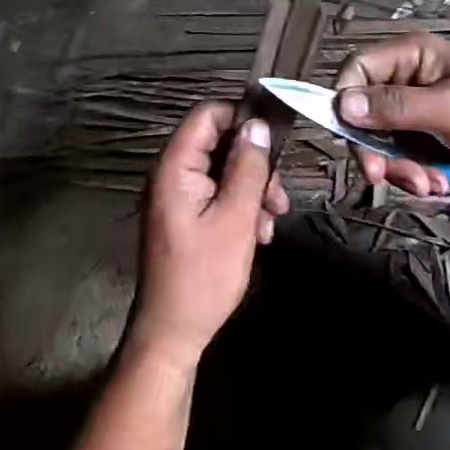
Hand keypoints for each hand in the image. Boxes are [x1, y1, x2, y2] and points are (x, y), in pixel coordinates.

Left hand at [124, 102, 289, 368]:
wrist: (172, 334)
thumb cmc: (204, 276)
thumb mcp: (236, 217)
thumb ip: (248, 166)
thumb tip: (258, 125)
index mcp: (175, 167)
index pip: (208, 115)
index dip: (242, 117)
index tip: (275, 138)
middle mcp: (171, 175)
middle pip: (219, 144)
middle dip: (254, 164)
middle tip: (278, 195)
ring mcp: (176, 197)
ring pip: (223, 171)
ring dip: (252, 189)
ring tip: (272, 221)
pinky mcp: (184, 216)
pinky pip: (216, 194)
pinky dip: (240, 207)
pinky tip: (258, 233)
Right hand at [334, 32, 449, 195]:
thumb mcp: (448, 110)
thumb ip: (393, 108)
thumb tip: (342, 105)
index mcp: (414, 55)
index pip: (357, 68)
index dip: (346, 100)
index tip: (349, 136)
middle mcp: (410, 78)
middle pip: (366, 112)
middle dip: (377, 150)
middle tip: (383, 178)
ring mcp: (420, 108)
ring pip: (384, 140)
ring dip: (400, 168)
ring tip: (429, 185)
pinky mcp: (429, 134)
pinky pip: (405, 155)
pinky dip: (416, 172)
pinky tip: (438, 183)